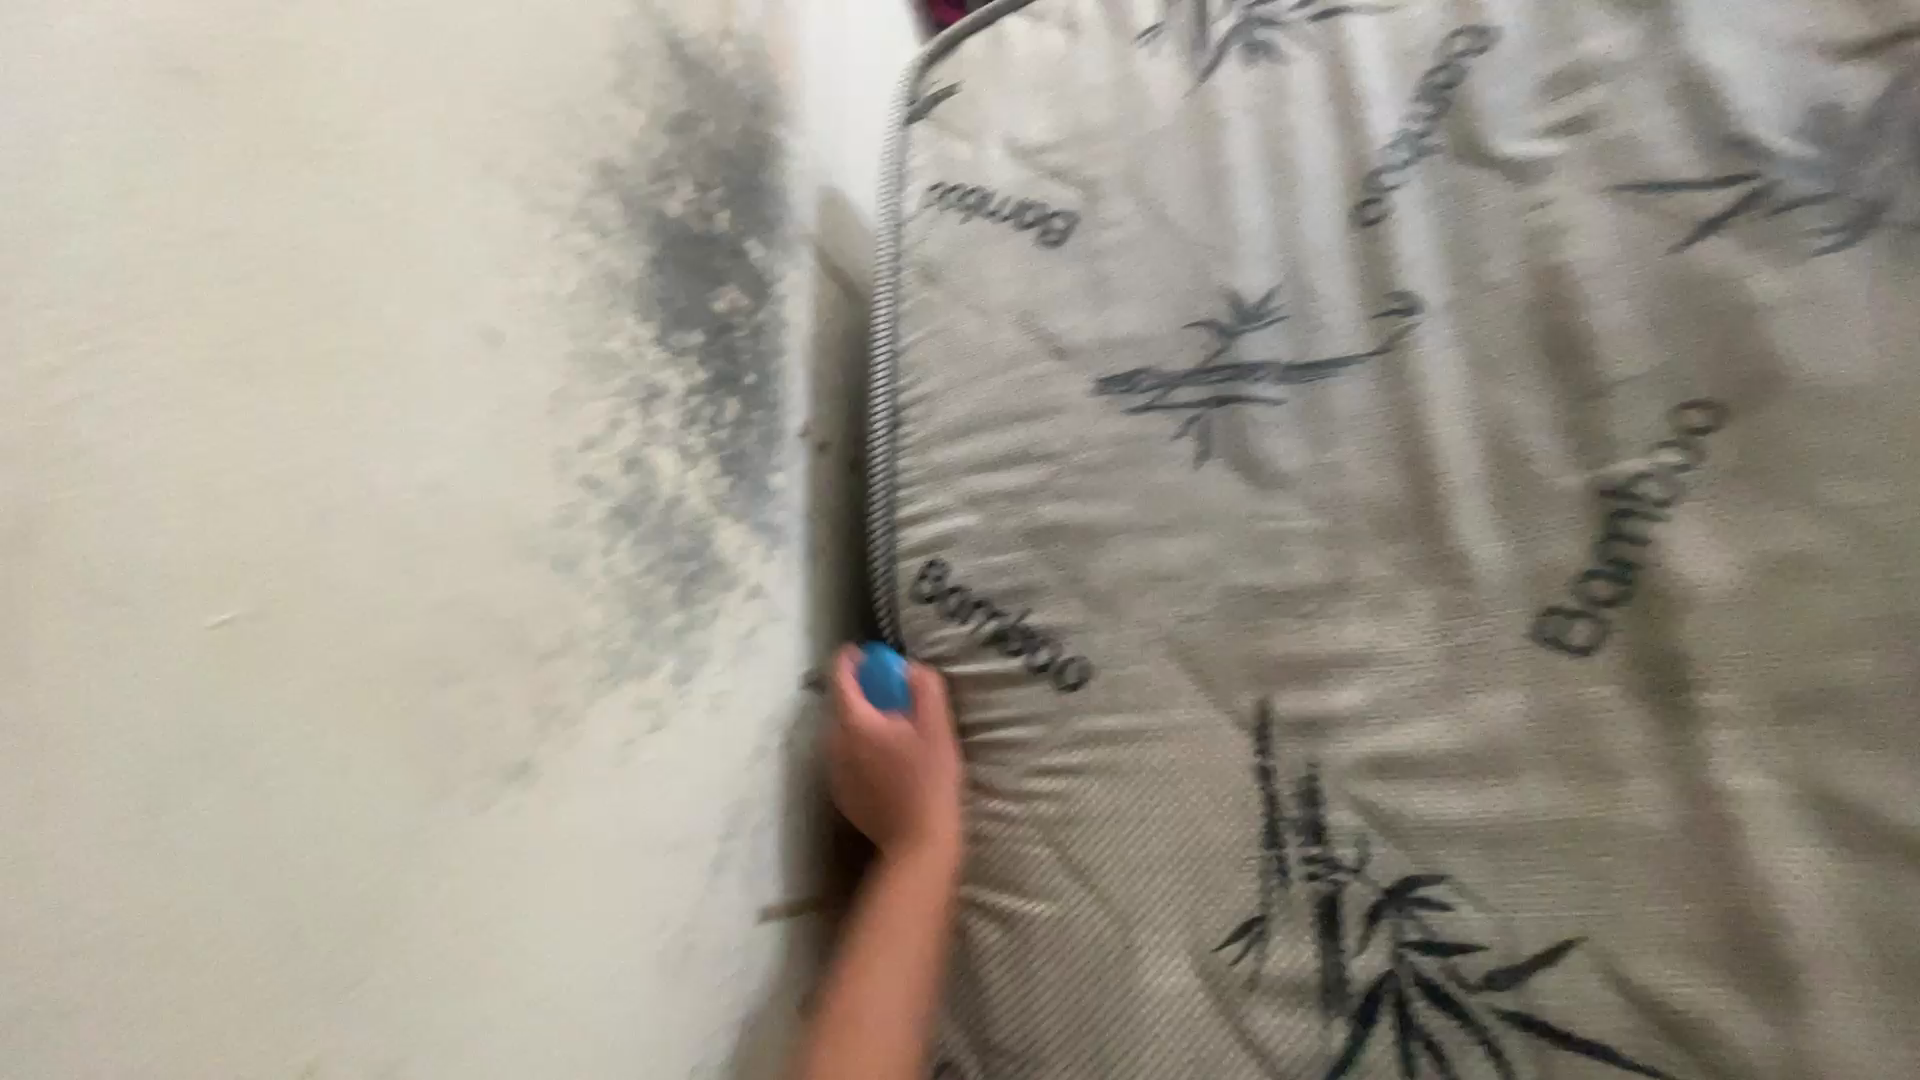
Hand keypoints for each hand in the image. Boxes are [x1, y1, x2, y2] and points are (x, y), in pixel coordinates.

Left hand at [827, 645, 962, 861]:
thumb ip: (924, 684)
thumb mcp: (937, 726)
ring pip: (844, 730)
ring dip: (864, 721)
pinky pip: (846, 756)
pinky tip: (889, 762)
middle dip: (865, 692)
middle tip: (896, 696)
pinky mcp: (839, 792)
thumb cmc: (930, 780)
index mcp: (853, 721)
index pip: (839, 673)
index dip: (852, 658)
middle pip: (842, 702)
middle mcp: (833, 742)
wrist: (918, 843)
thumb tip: (909, 667)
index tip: (869, 654)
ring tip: (896, 731)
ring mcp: (833, 770)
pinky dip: (862, 748)